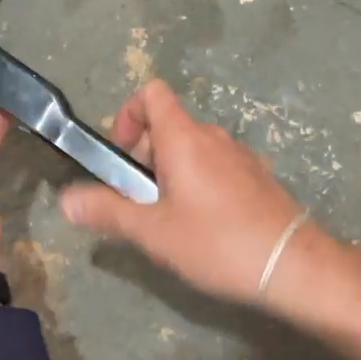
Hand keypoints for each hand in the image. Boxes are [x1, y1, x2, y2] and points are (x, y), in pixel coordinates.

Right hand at [60, 80, 360, 359]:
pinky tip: (205, 226)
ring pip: (190, 148)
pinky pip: (215, 165)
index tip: (121, 156)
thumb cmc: (217, 242)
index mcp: (183, 136)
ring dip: (170, 172)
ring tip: (171, 220)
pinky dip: (199, 182)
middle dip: (144, 156)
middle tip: (141, 201)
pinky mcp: (256, 175)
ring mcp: (238, 154)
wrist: (293, 265)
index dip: (128, 115)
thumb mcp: (153, 232)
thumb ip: (108, 211)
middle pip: (166, 124)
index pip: (151, 93)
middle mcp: (211, 135)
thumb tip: (67, 200)